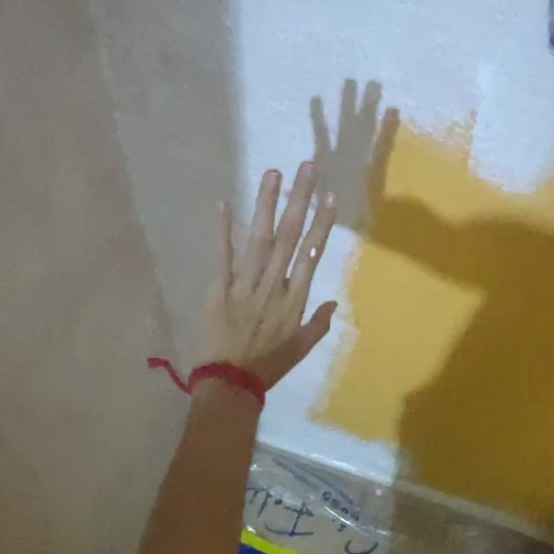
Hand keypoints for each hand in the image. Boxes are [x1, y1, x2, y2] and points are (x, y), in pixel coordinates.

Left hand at [200, 161, 338, 386]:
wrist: (230, 385)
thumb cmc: (268, 367)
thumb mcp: (300, 350)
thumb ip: (318, 324)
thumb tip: (334, 304)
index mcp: (294, 301)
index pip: (311, 254)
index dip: (321, 224)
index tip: (329, 196)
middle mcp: (273, 287)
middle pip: (289, 237)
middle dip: (299, 201)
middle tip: (306, 167)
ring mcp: (244, 286)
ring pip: (259, 239)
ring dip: (266, 205)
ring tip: (274, 174)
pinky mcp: (218, 290)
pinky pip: (221, 256)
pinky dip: (222, 230)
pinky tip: (224, 202)